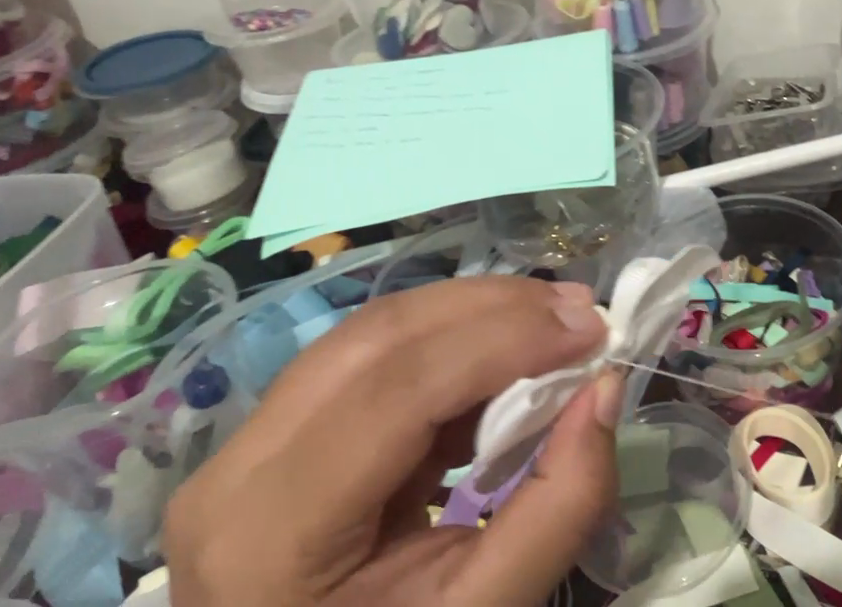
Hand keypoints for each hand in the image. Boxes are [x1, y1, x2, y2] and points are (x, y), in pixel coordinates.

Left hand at [164, 275, 618, 606]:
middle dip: (493, 309)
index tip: (592, 328)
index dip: (504, 342)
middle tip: (581, 311)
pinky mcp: (274, 434)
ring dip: (474, 314)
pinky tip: (505, 357)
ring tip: (554, 319)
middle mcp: (236, 467)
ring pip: (372, 333)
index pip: (398, 391)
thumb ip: (557, 507)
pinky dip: (450, 345)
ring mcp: (246, 445)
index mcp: (271, 531)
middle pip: (378, 339)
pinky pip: (371, 360)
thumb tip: (604, 388)